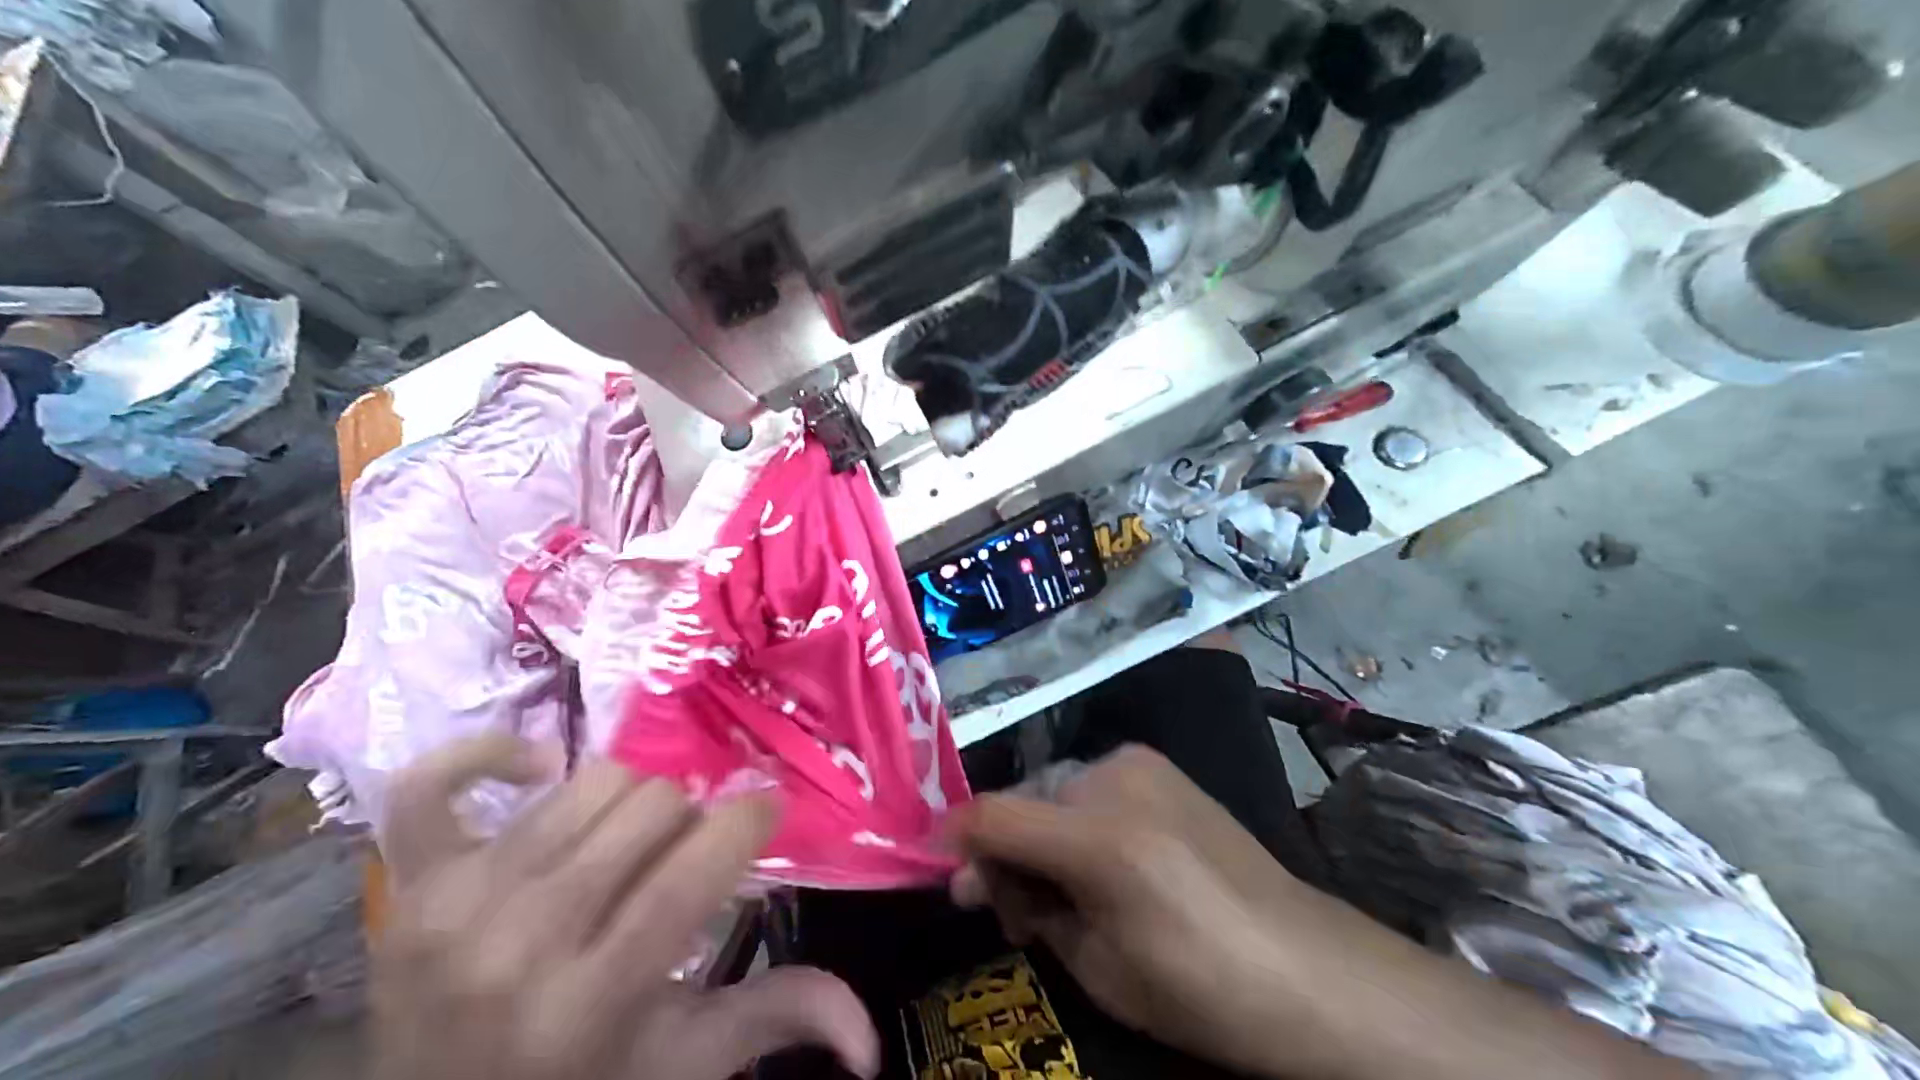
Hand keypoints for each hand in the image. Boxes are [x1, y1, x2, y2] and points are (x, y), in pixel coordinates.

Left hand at [371, 735, 879, 1079]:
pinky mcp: (408, 884)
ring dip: (630, 793)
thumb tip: (871, 1037)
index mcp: (591, 1002)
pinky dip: (488, 755)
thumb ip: (778, 1020)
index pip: (689, 874)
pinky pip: (432, 784)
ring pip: (584, 783)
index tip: (766, 809)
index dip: (746, 821)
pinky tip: (540, 767)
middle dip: (692, 812)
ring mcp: (452, 906)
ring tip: (641, 827)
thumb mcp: (686, 1062)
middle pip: (647, 809)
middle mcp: (517, 945)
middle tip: (697, 837)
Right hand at [949, 745, 1315, 1073]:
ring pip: (1054, 791)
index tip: (937, 865)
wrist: (1306, 966)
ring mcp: (1140, 763)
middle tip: (1004, 903)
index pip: (992, 817)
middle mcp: (1114, 780)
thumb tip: (979, 877)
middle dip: (1003, 849)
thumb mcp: (1095, 966)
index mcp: (1098, 840)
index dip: (953, 839)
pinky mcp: (1160, 765)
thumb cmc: (1197, 988)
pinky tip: (1098, 856)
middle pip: (1021, 801)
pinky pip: (1091, 784)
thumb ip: (1027, 907)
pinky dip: (1075, 817)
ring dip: (1040, 833)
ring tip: (1058, 887)